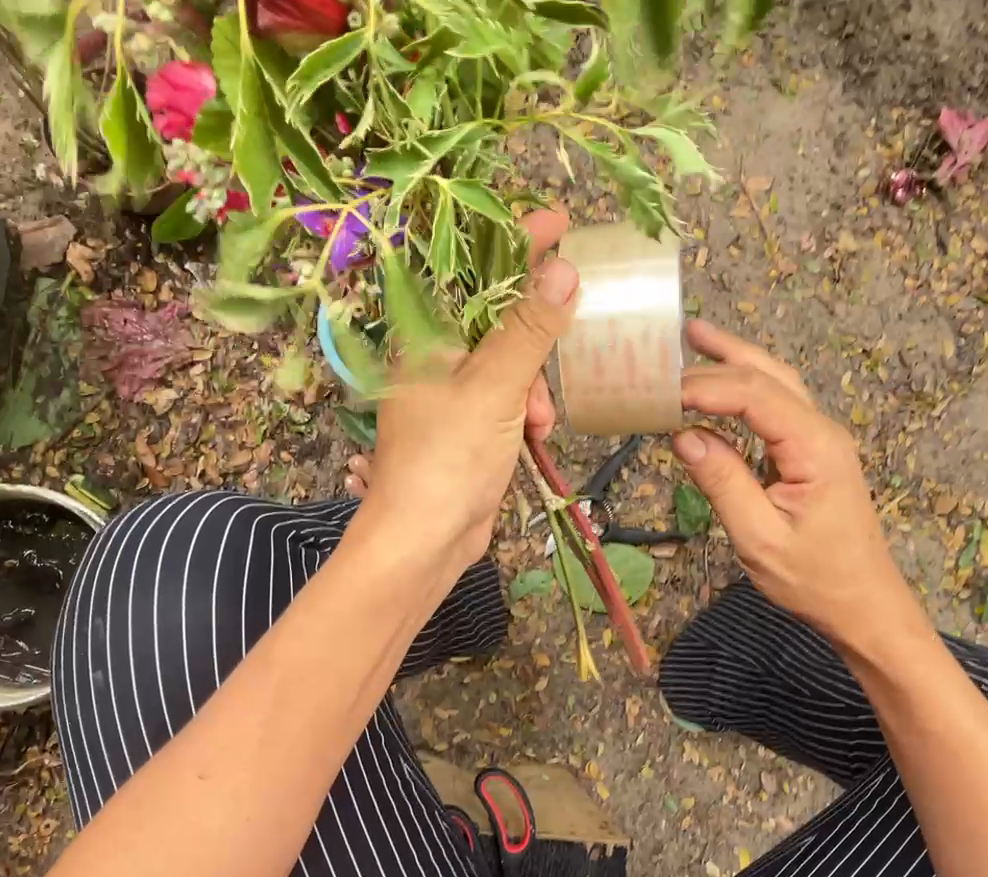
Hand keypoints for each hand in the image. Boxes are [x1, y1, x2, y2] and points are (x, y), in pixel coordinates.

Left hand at [349, 209, 576, 574]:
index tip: (561, 223)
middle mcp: (433, 358)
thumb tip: (563, 271)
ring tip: (537, 421)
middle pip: (498, 319)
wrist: (424, 541)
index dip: (516, 243)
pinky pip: (508, 400)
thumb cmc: (447, 461)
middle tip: (558, 356)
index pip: (473, 271)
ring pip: (511, 364)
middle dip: (534, 343)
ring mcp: (451, 394)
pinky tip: (535, 437)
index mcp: (424, 337)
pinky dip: (526, 413)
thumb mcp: (494, 389)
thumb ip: (529, 330)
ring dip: (534, 387)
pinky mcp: (468, 426)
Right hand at [673, 320, 928, 655]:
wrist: (863, 604)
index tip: (659, 390)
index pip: (754, 395)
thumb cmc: (815, 579)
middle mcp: (821, 432)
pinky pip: (776, 406)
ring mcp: (819, 439)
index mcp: (814, 448)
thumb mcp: (759, 538)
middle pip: (767, 376)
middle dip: (715, 361)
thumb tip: (683, 437)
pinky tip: (721, 383)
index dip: (704, 387)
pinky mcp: (811, 453)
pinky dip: (744, 388)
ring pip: (776, 382)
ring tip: (695, 336)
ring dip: (735, 359)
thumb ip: (722, 482)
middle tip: (665, 352)